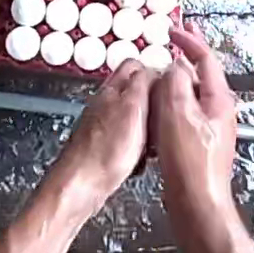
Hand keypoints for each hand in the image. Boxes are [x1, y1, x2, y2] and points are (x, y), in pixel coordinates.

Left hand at [40, 61, 155, 217]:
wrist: (80, 187)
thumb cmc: (105, 151)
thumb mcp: (133, 108)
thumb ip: (143, 83)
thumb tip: (155, 68)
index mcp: (113, 89)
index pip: (135, 66)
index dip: (156, 74)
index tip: (172, 89)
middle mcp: (106, 104)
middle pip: (136, 92)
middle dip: (155, 104)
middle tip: (167, 118)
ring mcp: (104, 126)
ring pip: (134, 117)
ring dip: (148, 128)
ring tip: (156, 141)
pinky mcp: (105, 147)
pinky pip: (129, 140)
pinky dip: (139, 147)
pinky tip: (142, 159)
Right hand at [151, 23, 239, 245]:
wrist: (197, 207)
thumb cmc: (190, 163)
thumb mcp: (178, 113)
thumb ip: (176, 83)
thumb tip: (174, 67)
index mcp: (218, 100)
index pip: (206, 59)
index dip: (189, 41)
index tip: (172, 30)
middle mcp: (217, 111)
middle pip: (201, 74)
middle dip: (187, 55)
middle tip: (175, 38)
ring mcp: (208, 129)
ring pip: (189, 95)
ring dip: (175, 79)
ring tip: (158, 70)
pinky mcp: (196, 145)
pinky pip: (181, 114)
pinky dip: (169, 103)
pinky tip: (154, 108)